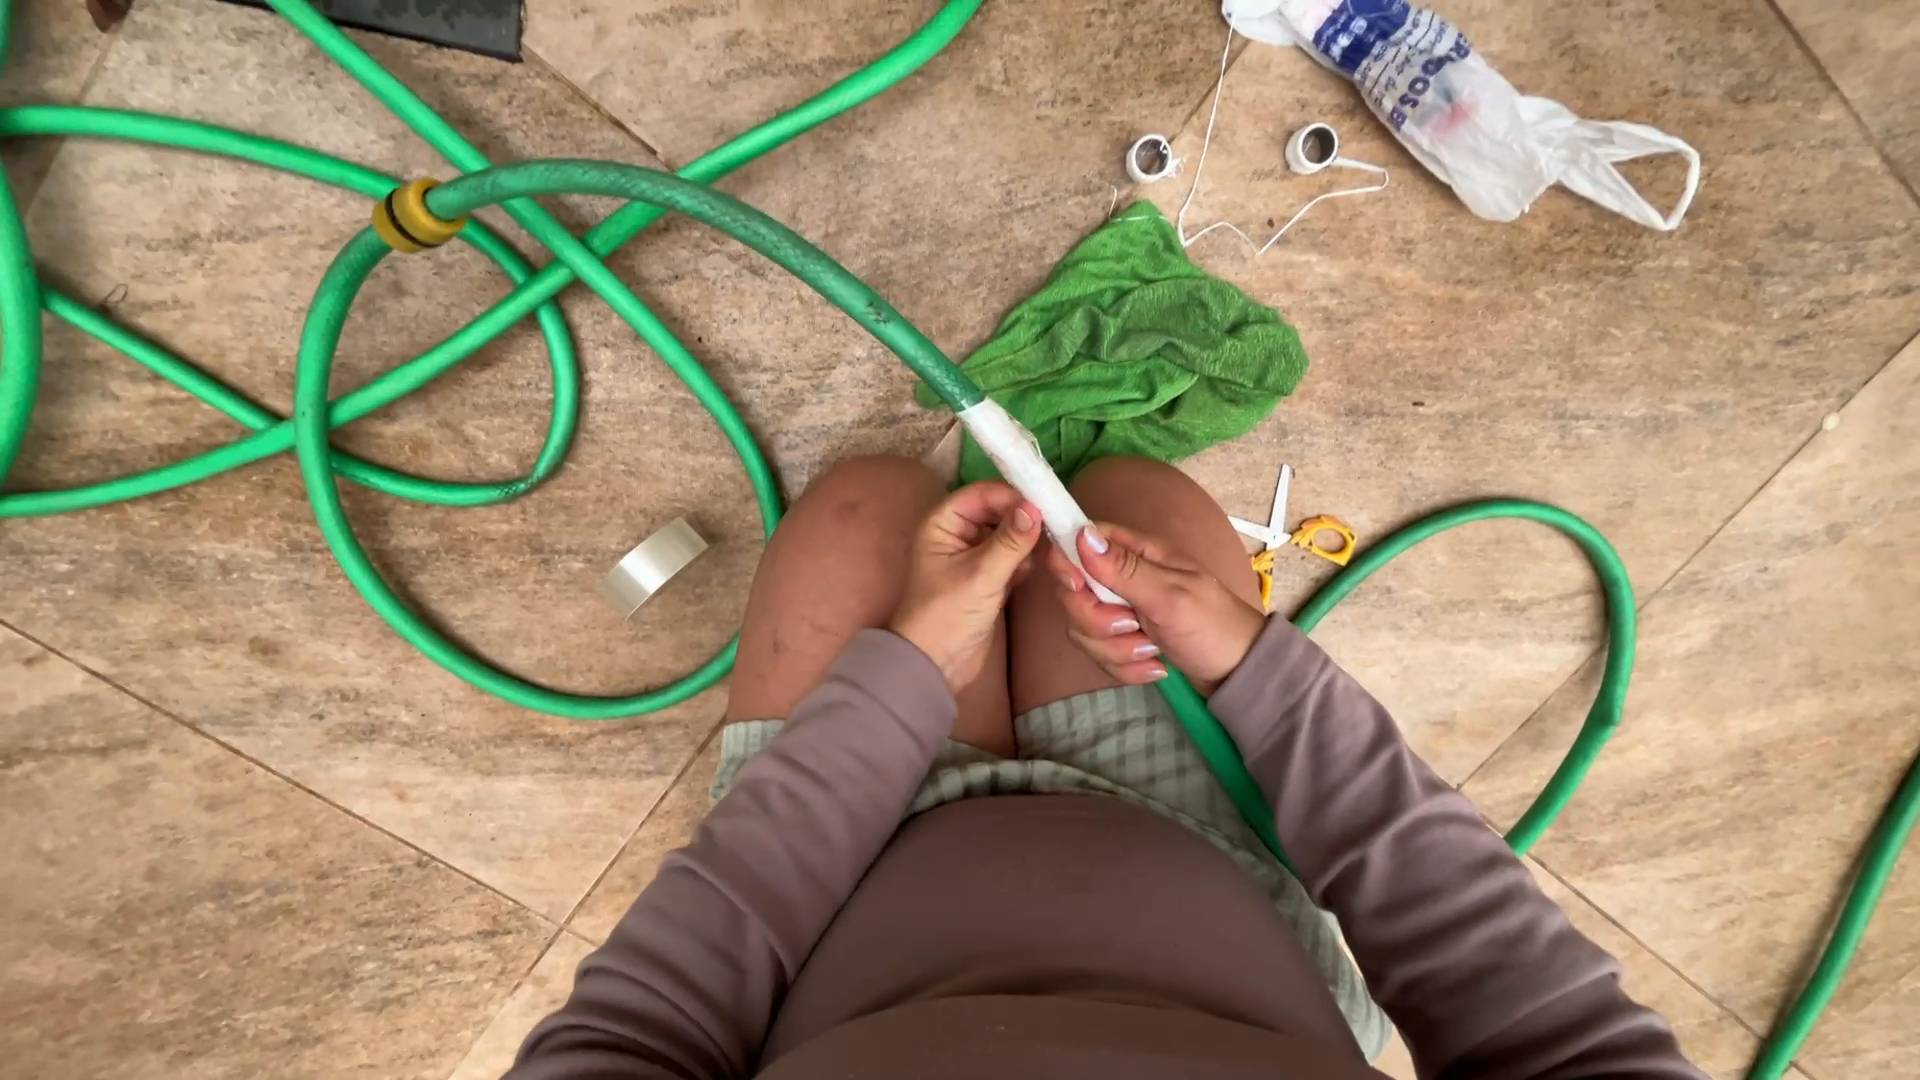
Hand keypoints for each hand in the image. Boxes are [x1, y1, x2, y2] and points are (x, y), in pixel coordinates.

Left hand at [890, 482, 1042, 692]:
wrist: (935, 665)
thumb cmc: (947, 614)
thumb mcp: (981, 575)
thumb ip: (1010, 541)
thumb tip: (1035, 507)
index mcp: (943, 524)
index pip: (981, 494)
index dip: (1011, 496)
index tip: (1044, 505)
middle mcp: (957, 534)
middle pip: (997, 511)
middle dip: (1024, 516)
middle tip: (1057, 523)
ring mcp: (974, 556)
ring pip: (1008, 534)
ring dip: (1029, 538)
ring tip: (1056, 544)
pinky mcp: (989, 578)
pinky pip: (1013, 557)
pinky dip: (1027, 558)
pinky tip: (1045, 563)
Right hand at [1047, 522, 1265, 693]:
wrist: (1239, 674)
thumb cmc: (1215, 627)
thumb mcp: (1171, 596)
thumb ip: (1124, 569)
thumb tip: (1082, 535)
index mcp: (1137, 553)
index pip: (1080, 541)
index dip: (1069, 562)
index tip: (1078, 586)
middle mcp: (1122, 577)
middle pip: (1074, 591)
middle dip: (1096, 620)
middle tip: (1131, 627)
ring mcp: (1121, 609)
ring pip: (1083, 626)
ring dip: (1114, 649)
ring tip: (1151, 651)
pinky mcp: (1121, 638)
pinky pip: (1098, 651)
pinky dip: (1122, 666)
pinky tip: (1153, 666)